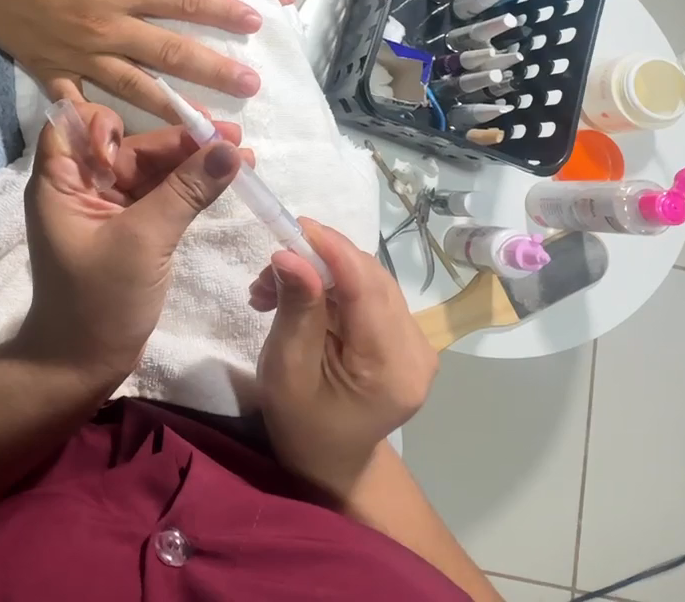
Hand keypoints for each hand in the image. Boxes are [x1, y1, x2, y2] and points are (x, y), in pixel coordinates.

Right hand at [0, 0, 262, 116]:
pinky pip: (79, 107)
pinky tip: (125, 150)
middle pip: (169, 52)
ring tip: (209, 123)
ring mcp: (79, 57)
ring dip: (175, 105)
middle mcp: (105, 27)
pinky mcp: (52, 74)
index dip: (221, 11)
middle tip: (251, 86)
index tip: (255, 23)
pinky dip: (99, 128)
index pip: (182, 0)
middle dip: (214, 69)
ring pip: (135, 88)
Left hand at [18, 101, 248, 380]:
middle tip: (229, 132)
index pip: (73, 123)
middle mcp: (80, 184)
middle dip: (176, 137)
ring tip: (242, 151)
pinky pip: (160, 192)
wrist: (82, 365)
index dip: (109, 119)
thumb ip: (185, 192)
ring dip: (192, 159)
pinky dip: (190, 184)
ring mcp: (106, 206)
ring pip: (149, 167)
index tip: (148, 134)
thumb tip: (228, 149)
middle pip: (126, 143)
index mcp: (61, 181)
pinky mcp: (129, 226)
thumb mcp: (144, 241)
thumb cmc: (98, 301)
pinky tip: (227, 174)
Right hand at [251, 219, 438, 497]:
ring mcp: (417, 343)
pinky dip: (331, 285)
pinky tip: (298, 296)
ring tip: (272, 287)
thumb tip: (288, 252)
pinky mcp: (406, 337)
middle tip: (267, 272)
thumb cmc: (301, 422)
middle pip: (370, 278)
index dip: (332, 249)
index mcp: (392, 369)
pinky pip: (369, 293)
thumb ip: (295, 309)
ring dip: (320, 271)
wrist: (328, 459)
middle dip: (317, 260)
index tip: (292, 225)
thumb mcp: (287, 369)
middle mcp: (418, 351)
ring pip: (368, 279)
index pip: (367, 289)